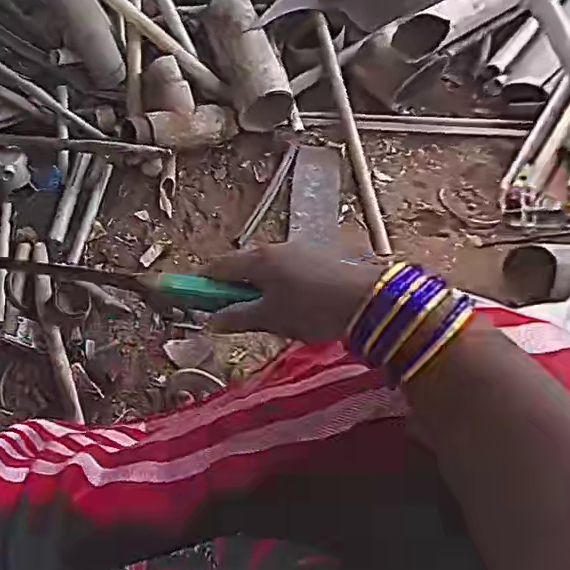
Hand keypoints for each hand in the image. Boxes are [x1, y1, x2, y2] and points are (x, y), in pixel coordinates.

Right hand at [202, 243, 389, 342]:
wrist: (374, 301)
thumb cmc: (313, 309)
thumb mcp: (270, 318)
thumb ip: (237, 318)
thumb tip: (211, 321)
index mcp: (256, 260)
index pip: (217, 267)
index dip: (202, 282)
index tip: (194, 297)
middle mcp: (275, 248)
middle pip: (242, 265)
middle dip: (233, 285)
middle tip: (234, 309)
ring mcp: (300, 249)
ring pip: (267, 267)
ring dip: (259, 285)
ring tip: (268, 311)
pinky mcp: (322, 257)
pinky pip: (289, 269)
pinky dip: (281, 283)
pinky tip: (294, 304)